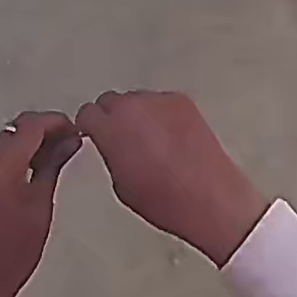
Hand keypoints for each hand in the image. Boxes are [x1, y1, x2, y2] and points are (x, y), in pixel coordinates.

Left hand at [0, 111, 82, 296]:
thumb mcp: (41, 206)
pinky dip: (17, 153)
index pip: (29, 126)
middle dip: (43, 127)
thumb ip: (53, 166)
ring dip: (30, 139)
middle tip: (68, 140)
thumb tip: (69, 140)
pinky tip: (35, 166)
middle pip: (16, 128)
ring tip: (56, 152)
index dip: (55, 121)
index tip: (76, 129)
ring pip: (6, 140)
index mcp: (0, 167)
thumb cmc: (14, 251)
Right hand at [76, 91, 269, 265]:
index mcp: (112, 128)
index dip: (90, 124)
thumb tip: (112, 145)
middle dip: (112, 116)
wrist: (209, 196)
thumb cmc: (167, 198)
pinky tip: (169, 136)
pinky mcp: (181, 100)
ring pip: (136, 98)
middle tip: (121, 136)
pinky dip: (161, 113)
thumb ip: (110, 154)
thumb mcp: (121, 184)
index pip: (88, 112)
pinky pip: (161, 101)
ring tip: (151, 140)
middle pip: (111, 100)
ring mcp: (158, 101)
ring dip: (137, 113)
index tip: (93, 130)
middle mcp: (133, 108)